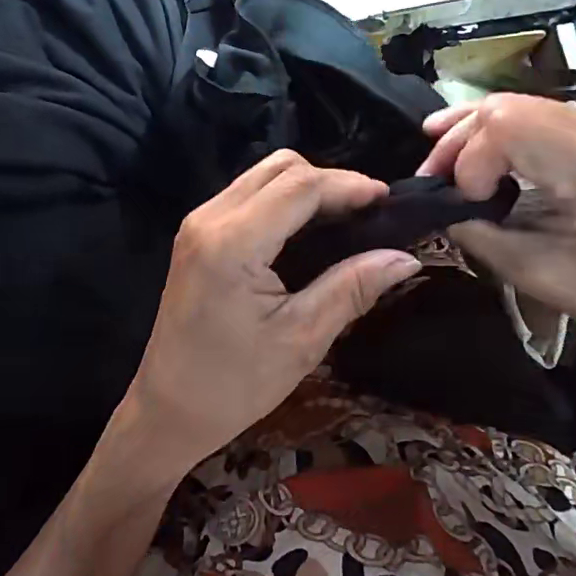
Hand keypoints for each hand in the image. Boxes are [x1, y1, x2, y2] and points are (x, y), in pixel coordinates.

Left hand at [119, 150, 422, 478]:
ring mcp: (198, 222)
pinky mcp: (196, 234)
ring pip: (261, 175)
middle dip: (329, 180)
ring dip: (305, 186)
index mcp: (232, 242)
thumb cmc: (234, 384)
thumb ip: (353, 287)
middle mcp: (209, 218)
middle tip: (368, 213)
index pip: (299, 186)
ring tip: (346, 218)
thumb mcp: (302, 338)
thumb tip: (406, 257)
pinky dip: (282, 199)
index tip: (389, 201)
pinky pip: (247, 194)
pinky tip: (308, 227)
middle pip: (279, 167)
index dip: (349, 186)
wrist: (168, 407)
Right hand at [416, 94, 575, 349]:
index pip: (508, 129)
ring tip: (436, 157)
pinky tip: (455, 132)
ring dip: (467, 133)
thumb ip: (478, 233)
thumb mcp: (535, 272)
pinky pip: (526, 112)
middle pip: (505, 109)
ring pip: (511, 104)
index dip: (471, 162)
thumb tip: (436, 205)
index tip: (467, 204)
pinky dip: (487, 128)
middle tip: (434, 180)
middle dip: (459, 143)